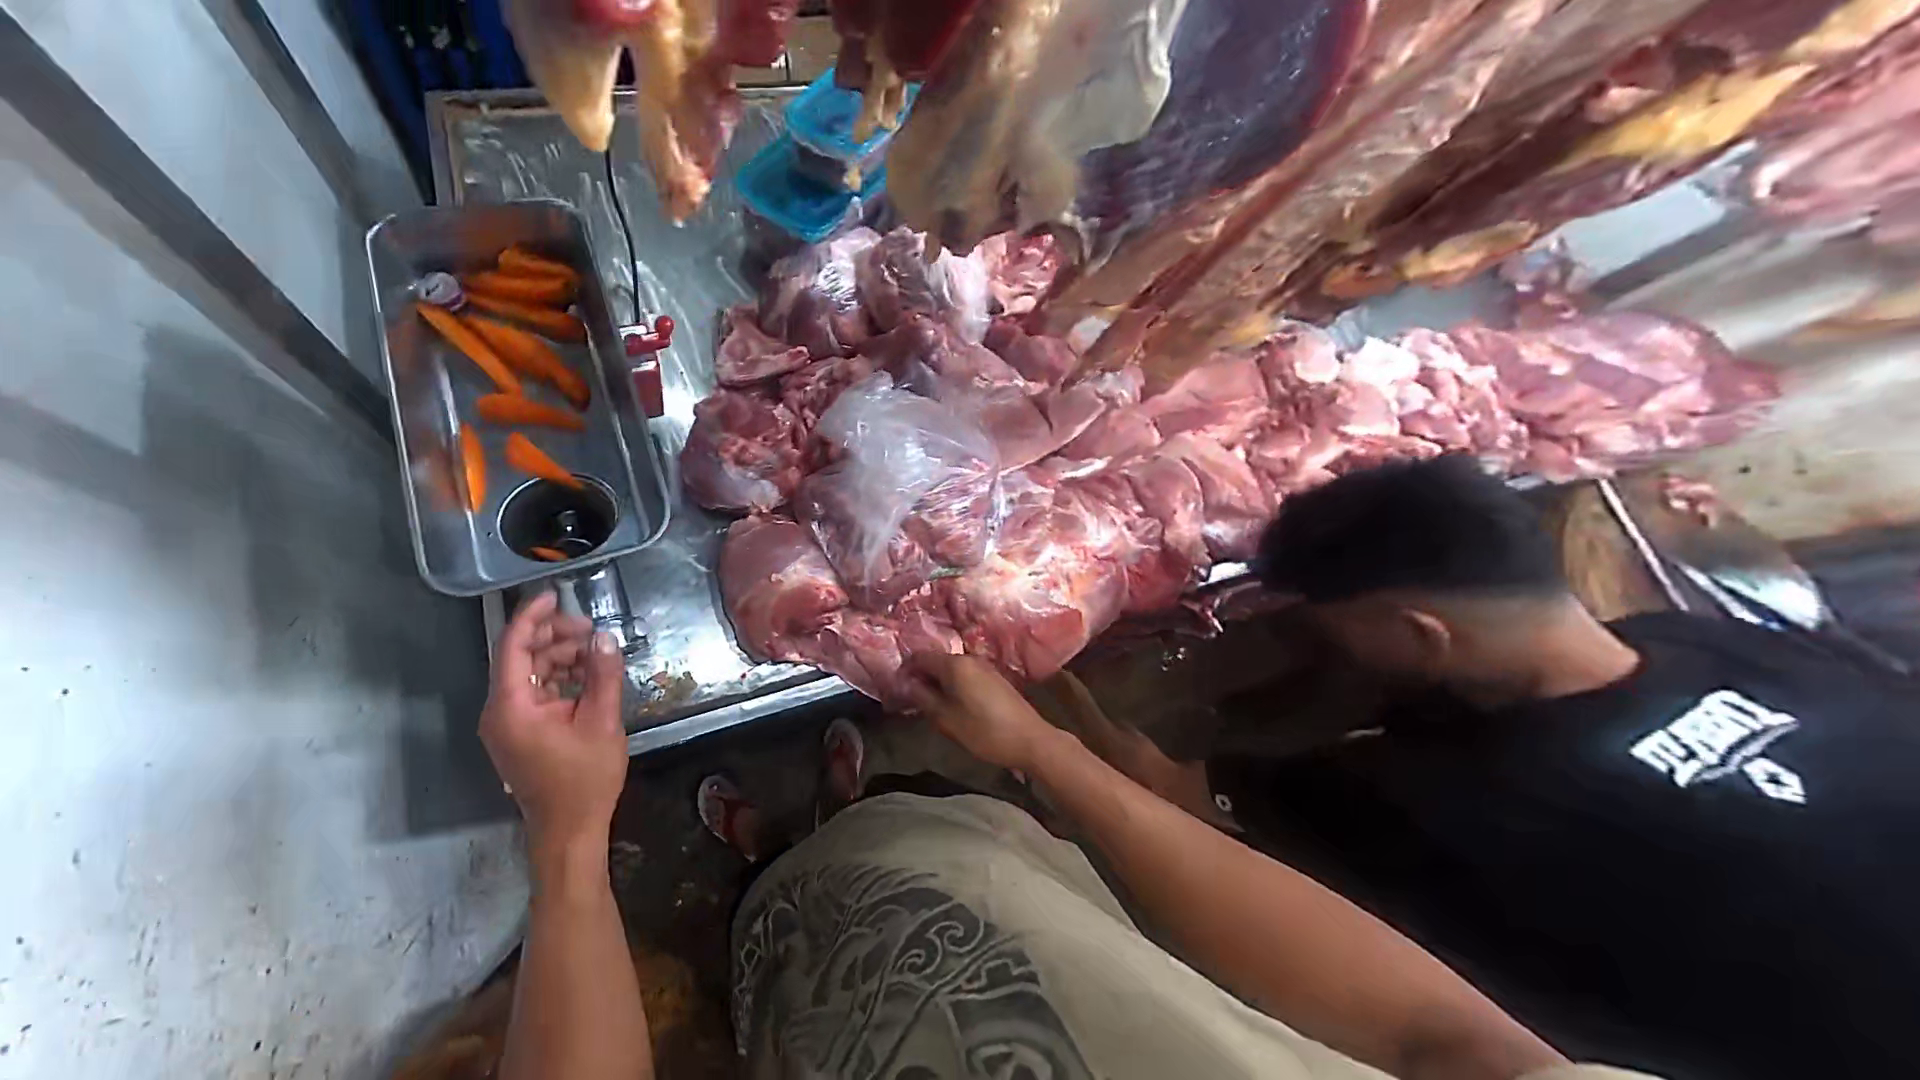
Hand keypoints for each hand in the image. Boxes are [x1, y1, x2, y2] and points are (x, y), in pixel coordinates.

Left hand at [479, 591, 628, 849]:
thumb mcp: (602, 721)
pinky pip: (535, 693)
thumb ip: (602, 675)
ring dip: (561, 657)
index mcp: (511, 707)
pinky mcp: (521, 733)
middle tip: (592, 628)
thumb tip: (605, 638)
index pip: (513, 648)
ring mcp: (508, 724)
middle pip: (521, 658)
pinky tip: (588, 674)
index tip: (554, 595)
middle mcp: (500, 712)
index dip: (532, 618)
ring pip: (530, 674)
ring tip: (596, 651)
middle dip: (555, 637)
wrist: (569, 828)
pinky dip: (560, 678)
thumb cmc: (584, 778)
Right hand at [905, 653, 1058, 771]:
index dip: (905, 671)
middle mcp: (969, 658)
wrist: (1030, 740)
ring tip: (931, 708)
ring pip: (951, 670)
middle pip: (936, 662)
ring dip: (938, 684)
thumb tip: (904, 683)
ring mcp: (985, 667)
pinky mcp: (995, 679)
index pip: (920, 657)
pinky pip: (966, 677)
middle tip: (912, 702)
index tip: (897, 690)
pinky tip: (954, 707)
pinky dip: (954, 687)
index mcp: (954, 664)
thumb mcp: (946, 718)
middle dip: (922, 678)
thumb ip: (922, 697)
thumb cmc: (984, 731)